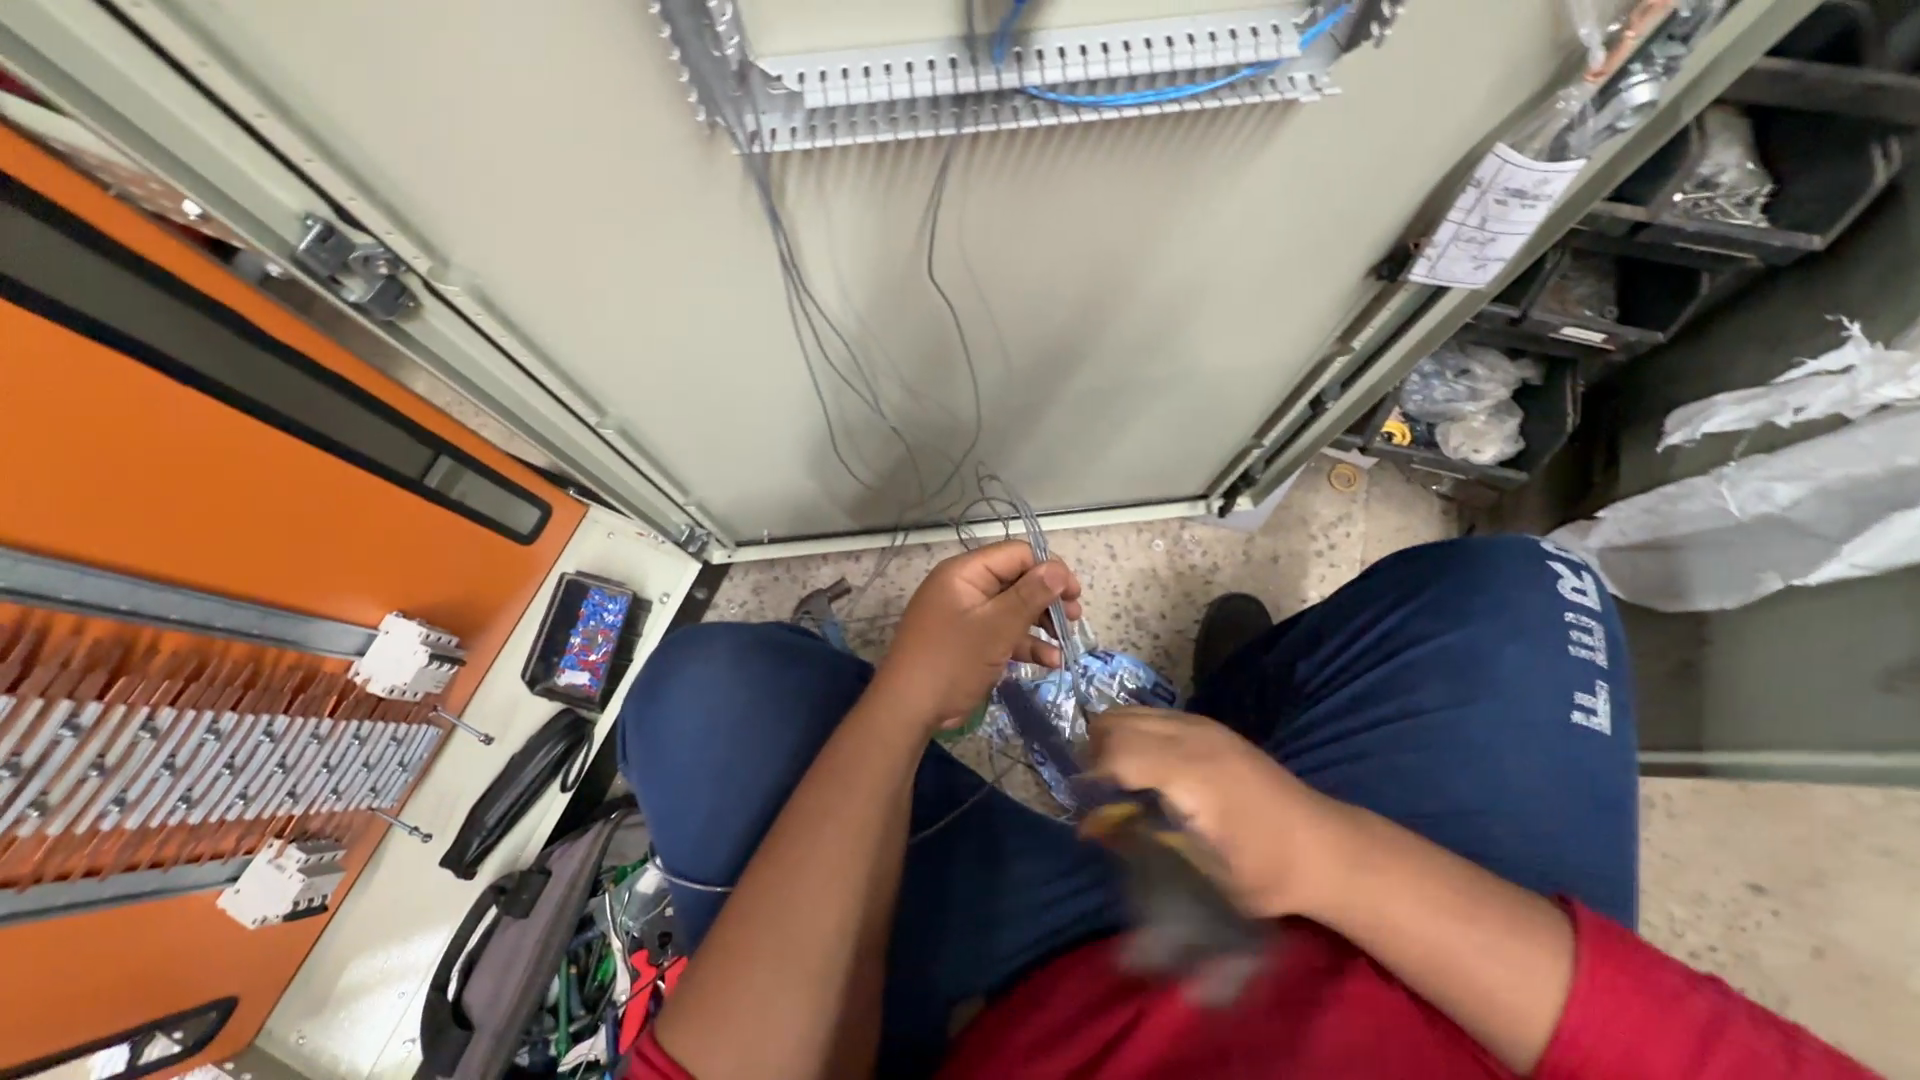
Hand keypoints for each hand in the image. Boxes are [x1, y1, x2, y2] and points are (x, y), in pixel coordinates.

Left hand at [870, 540, 1081, 730]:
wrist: (909, 709)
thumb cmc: (952, 661)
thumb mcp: (996, 627)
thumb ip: (1030, 595)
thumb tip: (1059, 569)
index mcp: (965, 572)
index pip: (1017, 555)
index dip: (1049, 570)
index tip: (1074, 595)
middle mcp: (965, 587)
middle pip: (1017, 581)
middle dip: (1048, 600)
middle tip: (1074, 619)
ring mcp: (966, 616)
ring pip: (1013, 610)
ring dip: (1041, 625)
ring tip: (1066, 643)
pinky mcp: (970, 642)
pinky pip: (1003, 634)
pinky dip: (1025, 644)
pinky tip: (1050, 661)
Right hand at [1088, 707, 1348, 917]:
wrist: (1325, 848)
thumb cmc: (1265, 872)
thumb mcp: (1199, 874)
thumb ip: (1139, 845)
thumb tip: (1088, 828)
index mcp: (1191, 771)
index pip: (1115, 751)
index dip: (1089, 777)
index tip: (1086, 809)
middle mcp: (1193, 735)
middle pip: (1114, 723)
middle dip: (1094, 756)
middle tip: (1098, 797)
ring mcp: (1202, 724)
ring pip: (1129, 712)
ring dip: (1112, 742)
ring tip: (1118, 784)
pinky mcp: (1210, 726)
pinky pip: (1152, 715)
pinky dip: (1134, 734)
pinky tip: (1147, 771)